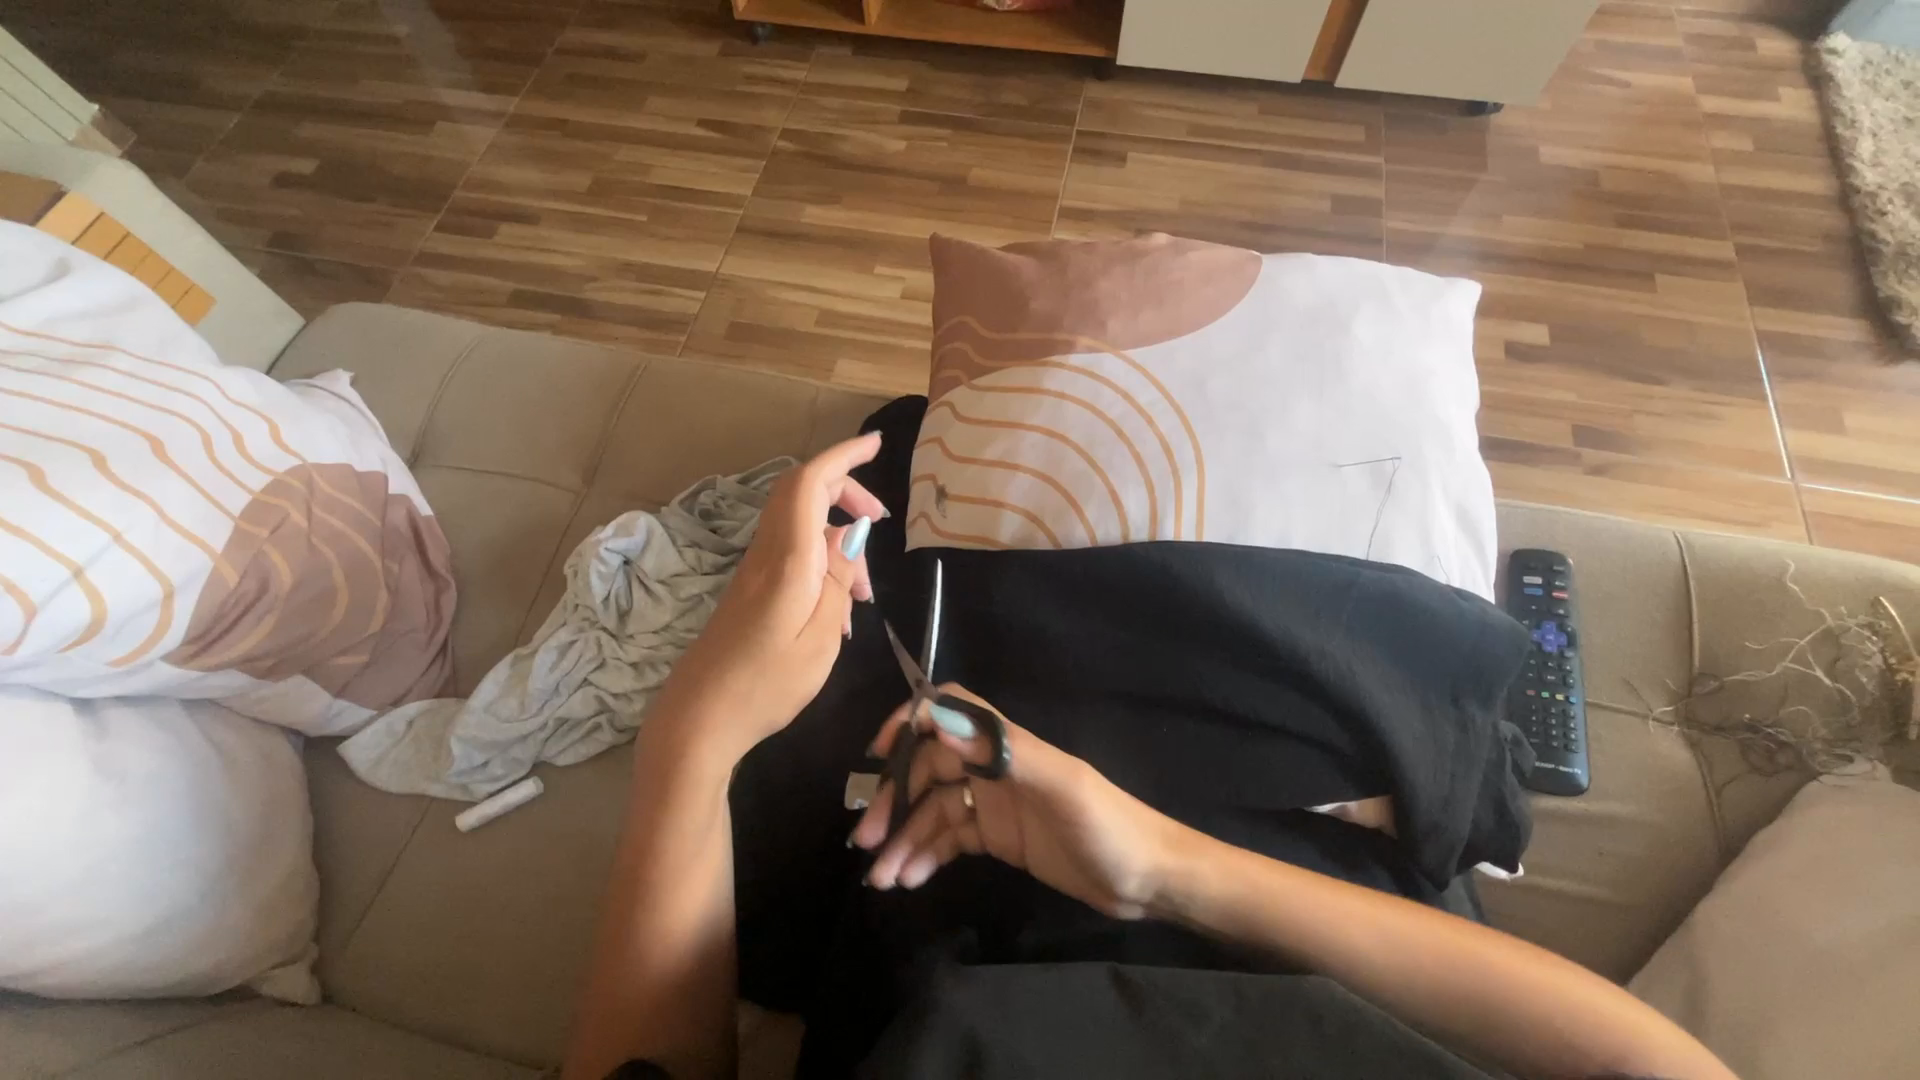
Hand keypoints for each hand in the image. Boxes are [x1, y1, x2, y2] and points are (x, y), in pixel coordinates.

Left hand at [649, 433, 886, 763]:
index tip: (876, 445)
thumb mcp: (821, 639)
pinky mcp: (752, 590)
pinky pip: (794, 555)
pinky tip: (839, 611)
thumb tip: (850, 535)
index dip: (843, 456)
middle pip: (803, 493)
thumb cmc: (766, 686)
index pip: (810, 483)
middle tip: (881, 522)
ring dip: (839, 541)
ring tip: (864, 594)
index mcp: (788, 560)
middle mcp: (768, 554)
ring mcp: (756, 571)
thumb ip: (837, 580)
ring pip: (802, 527)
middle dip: (847, 493)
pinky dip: (823, 566)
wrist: (700, 719)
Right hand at [850, 684, 1183, 919]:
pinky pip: (950, 839)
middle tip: (868, 841)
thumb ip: (1004, 752)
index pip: (950, 713)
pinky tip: (907, 879)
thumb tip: (938, 721)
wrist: (1149, 879)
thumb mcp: (1062, 787)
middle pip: (930, 769)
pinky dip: (925, 855)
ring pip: (934, 810)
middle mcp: (995, 768)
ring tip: (881, 877)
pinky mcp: (998, 838)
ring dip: (904, 838)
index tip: (878, 754)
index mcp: (1008, 745)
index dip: (911, 722)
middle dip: (897, 800)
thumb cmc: (1110, 825)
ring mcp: (995, 804)